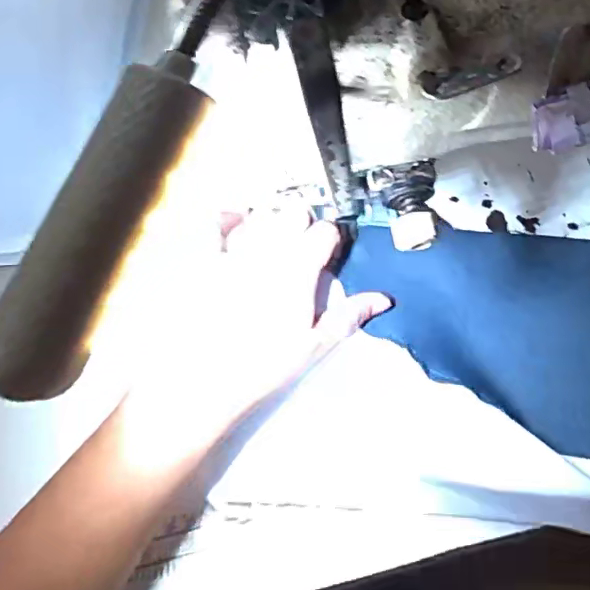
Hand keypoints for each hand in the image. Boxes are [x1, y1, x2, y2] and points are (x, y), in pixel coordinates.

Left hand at [105, 208, 390, 469]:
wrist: (207, 377)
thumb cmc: (264, 365)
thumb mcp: (313, 345)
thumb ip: (348, 316)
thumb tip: (382, 299)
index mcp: (299, 269)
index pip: (325, 230)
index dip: (331, 238)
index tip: (329, 252)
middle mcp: (269, 251)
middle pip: (293, 212)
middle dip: (302, 223)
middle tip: (302, 247)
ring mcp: (235, 251)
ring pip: (260, 214)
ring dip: (270, 221)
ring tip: (272, 242)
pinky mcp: (206, 258)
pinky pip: (218, 223)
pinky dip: (229, 220)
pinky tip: (235, 226)